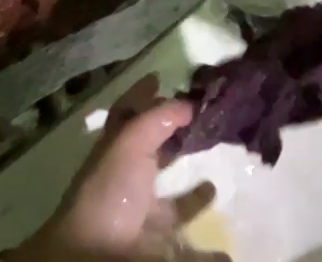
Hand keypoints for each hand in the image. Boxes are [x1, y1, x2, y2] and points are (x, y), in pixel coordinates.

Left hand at [12, 76, 226, 260]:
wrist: (94, 253)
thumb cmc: (110, 190)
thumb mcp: (129, 144)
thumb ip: (157, 120)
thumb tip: (187, 103)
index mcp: (115, 147)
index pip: (129, 112)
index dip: (142, 94)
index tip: (161, 77)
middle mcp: (127, 176)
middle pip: (152, 150)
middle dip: (174, 138)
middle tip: (204, 124)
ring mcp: (141, 211)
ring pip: (171, 199)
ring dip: (192, 193)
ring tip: (215, 179)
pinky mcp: (155, 242)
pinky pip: (187, 249)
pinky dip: (208, 252)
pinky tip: (227, 251)